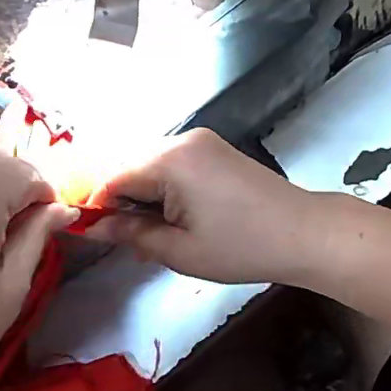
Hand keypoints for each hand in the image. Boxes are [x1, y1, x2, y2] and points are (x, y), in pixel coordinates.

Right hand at [84, 129, 318, 284]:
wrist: (305, 233)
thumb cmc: (242, 246)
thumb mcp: (179, 250)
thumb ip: (130, 234)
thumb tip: (93, 227)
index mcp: (170, 161)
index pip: (113, 179)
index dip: (95, 206)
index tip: (85, 232)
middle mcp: (181, 140)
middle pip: (130, 168)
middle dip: (119, 201)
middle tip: (120, 239)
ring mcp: (200, 141)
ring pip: (149, 166)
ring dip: (140, 196)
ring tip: (147, 233)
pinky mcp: (213, 148)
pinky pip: (171, 164)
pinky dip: (161, 188)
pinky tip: (168, 216)